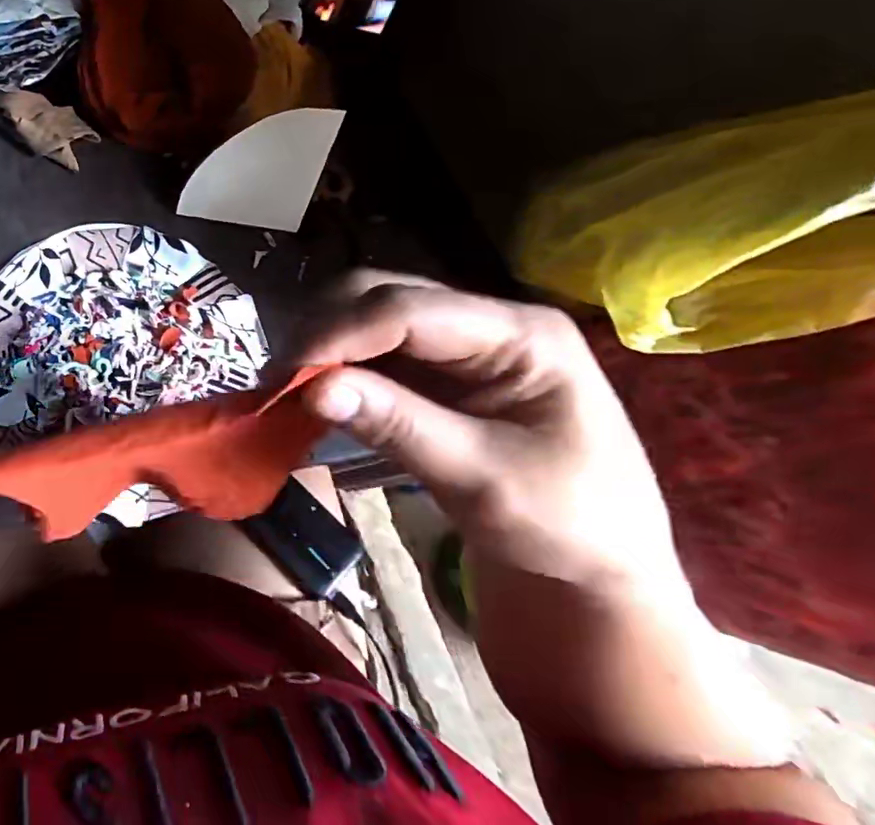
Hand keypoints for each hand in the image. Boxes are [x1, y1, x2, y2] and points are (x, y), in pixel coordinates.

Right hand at [294, 272, 687, 601]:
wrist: (596, 576)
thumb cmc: (568, 529)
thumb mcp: (487, 480)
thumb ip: (400, 426)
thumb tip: (312, 388)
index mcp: (522, 333)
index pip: (411, 309)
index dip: (342, 332)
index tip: (286, 372)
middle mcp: (487, 325)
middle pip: (386, 298)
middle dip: (327, 330)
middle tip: (279, 380)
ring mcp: (461, 350)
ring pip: (371, 323)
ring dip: (326, 348)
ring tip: (285, 388)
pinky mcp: (439, 379)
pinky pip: (375, 359)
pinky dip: (338, 373)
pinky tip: (311, 396)